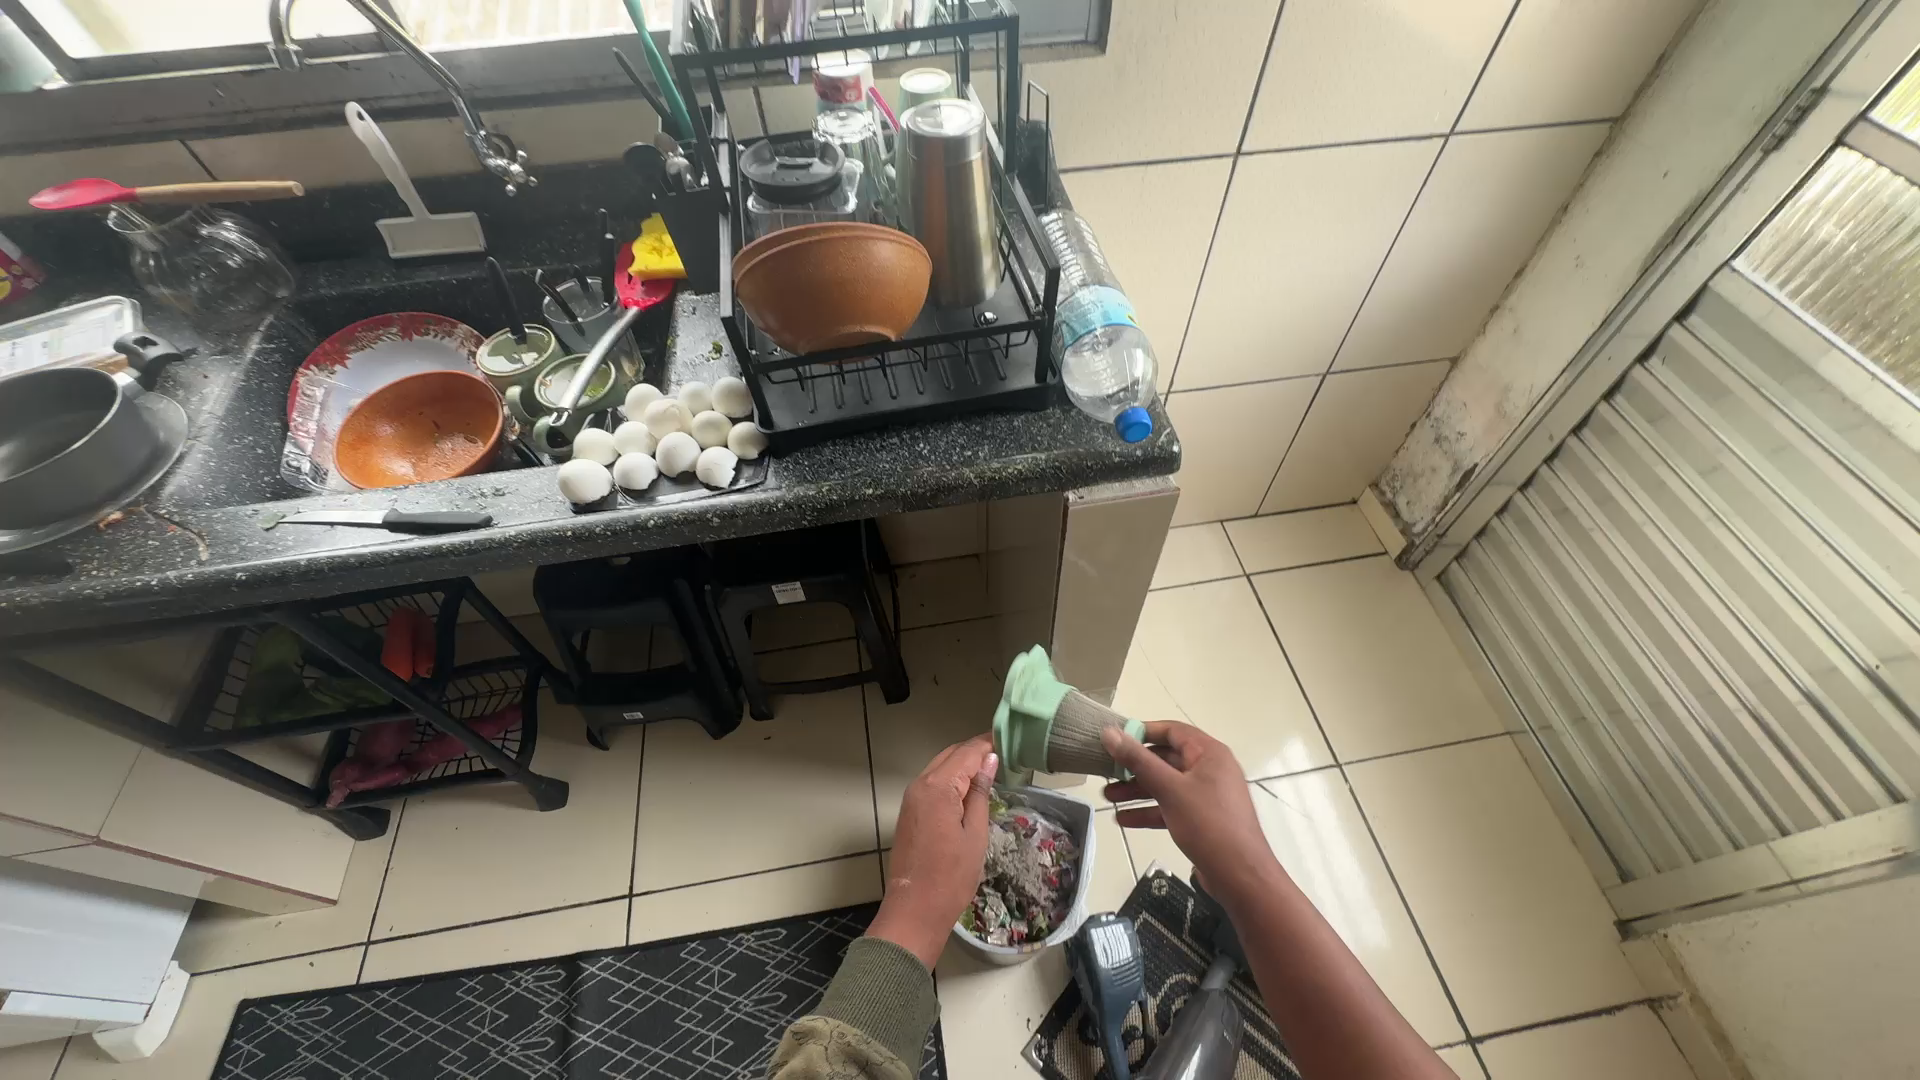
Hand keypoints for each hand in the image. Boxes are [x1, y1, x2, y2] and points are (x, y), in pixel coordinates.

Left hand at [868, 734, 998, 969]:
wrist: (914, 910)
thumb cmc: (950, 876)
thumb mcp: (975, 834)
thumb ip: (980, 793)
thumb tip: (989, 760)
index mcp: (938, 787)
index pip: (966, 753)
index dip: (987, 744)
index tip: (1010, 741)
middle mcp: (920, 785)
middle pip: (950, 755)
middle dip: (975, 752)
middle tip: (1004, 755)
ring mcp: (912, 798)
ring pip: (940, 767)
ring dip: (963, 765)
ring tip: (991, 771)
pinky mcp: (909, 811)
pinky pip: (932, 783)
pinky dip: (951, 780)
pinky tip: (970, 790)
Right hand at [1102, 721, 1276, 898]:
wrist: (1241, 878)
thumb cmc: (1208, 825)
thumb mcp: (1169, 789)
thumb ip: (1138, 760)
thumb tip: (1109, 732)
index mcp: (1209, 753)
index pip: (1172, 731)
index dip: (1142, 732)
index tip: (1115, 739)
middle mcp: (1209, 769)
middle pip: (1166, 759)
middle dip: (1134, 767)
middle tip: (1106, 772)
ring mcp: (1206, 795)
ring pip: (1166, 784)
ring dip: (1137, 790)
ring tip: (1108, 797)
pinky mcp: (1202, 819)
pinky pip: (1171, 806)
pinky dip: (1150, 810)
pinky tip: (1124, 819)